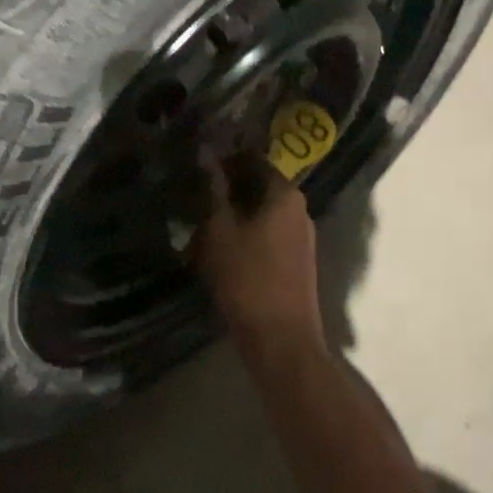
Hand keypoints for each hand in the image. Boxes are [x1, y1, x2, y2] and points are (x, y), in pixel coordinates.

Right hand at [192, 151, 325, 357]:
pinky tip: (216, 256)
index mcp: (285, 193)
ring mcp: (300, 238)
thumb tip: (205, 151)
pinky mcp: (295, 263)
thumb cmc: (248, 278)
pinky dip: (241, 239)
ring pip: (258, 214)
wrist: (281, 342)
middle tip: (192, 202)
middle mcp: (298, 209)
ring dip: (230, 218)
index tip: (196, 170)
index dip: (223, 161)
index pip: (252, 159)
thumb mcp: (220, 229)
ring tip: (197, 232)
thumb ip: (214, 188)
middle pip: (256, 187)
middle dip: (224, 192)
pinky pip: (265, 237)